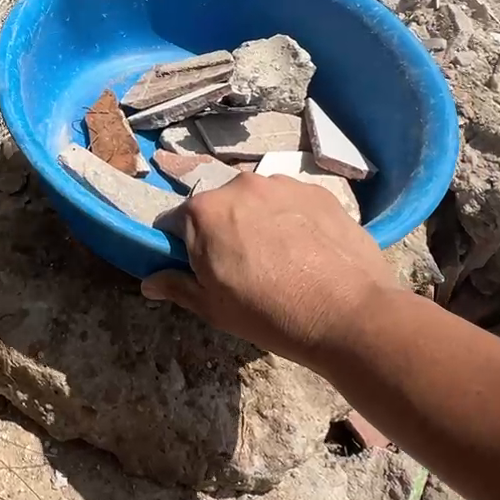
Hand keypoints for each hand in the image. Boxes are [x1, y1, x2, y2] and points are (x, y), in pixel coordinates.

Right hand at [142, 174, 398, 363]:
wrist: (351, 315)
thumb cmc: (270, 313)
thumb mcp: (214, 308)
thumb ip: (177, 286)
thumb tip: (148, 282)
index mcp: (204, 210)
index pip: (177, 220)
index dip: (184, 245)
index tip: (201, 266)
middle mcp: (239, 185)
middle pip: (220, 204)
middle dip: (224, 228)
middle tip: (243, 265)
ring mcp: (282, 184)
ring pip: (258, 200)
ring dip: (259, 220)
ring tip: (281, 258)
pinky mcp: (318, 191)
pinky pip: (293, 201)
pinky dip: (293, 219)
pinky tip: (308, 251)